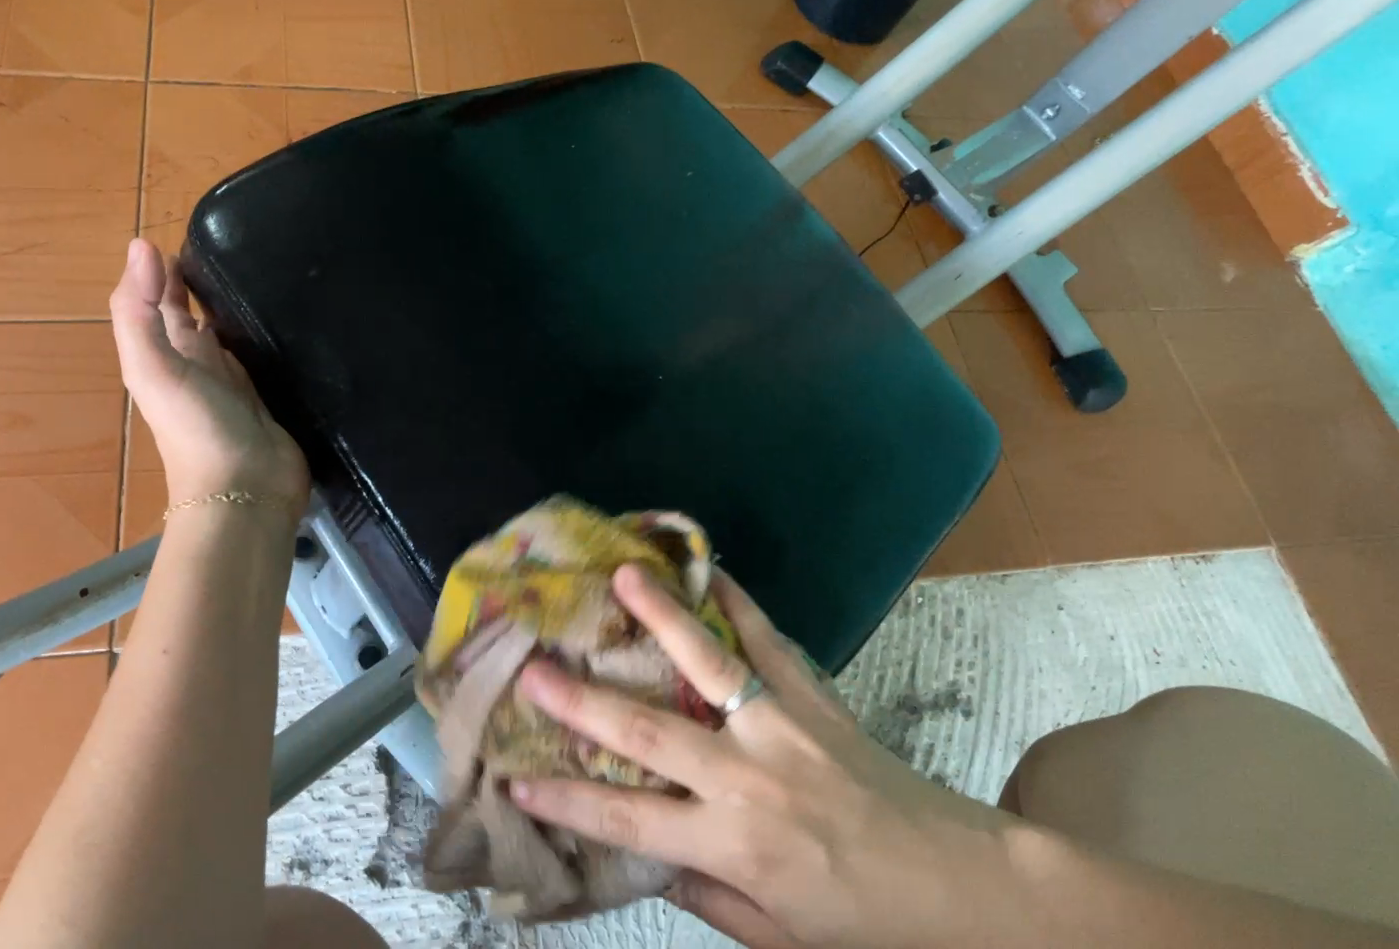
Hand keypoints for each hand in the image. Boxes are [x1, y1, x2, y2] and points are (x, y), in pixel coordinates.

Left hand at [110, 239, 308, 515]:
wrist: (246, 490)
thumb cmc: (197, 429)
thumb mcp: (154, 368)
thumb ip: (138, 311)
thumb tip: (141, 244)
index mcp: (167, 351)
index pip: (160, 296)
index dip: (169, 265)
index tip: (203, 227)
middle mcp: (200, 360)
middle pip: (200, 308)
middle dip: (211, 276)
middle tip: (248, 237)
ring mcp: (239, 378)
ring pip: (237, 327)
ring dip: (246, 300)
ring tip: (276, 262)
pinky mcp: (273, 392)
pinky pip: (269, 351)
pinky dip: (275, 329)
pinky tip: (296, 310)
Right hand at [510, 566, 1018, 948]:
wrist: (970, 885)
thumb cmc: (866, 922)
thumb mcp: (778, 935)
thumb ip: (705, 894)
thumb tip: (643, 855)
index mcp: (735, 845)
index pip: (631, 822)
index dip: (568, 803)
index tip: (514, 784)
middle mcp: (749, 780)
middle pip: (649, 735)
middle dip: (583, 703)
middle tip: (533, 669)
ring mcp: (784, 730)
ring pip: (710, 667)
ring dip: (664, 618)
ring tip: (625, 575)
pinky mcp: (816, 702)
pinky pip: (771, 645)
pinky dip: (738, 606)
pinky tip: (710, 572)